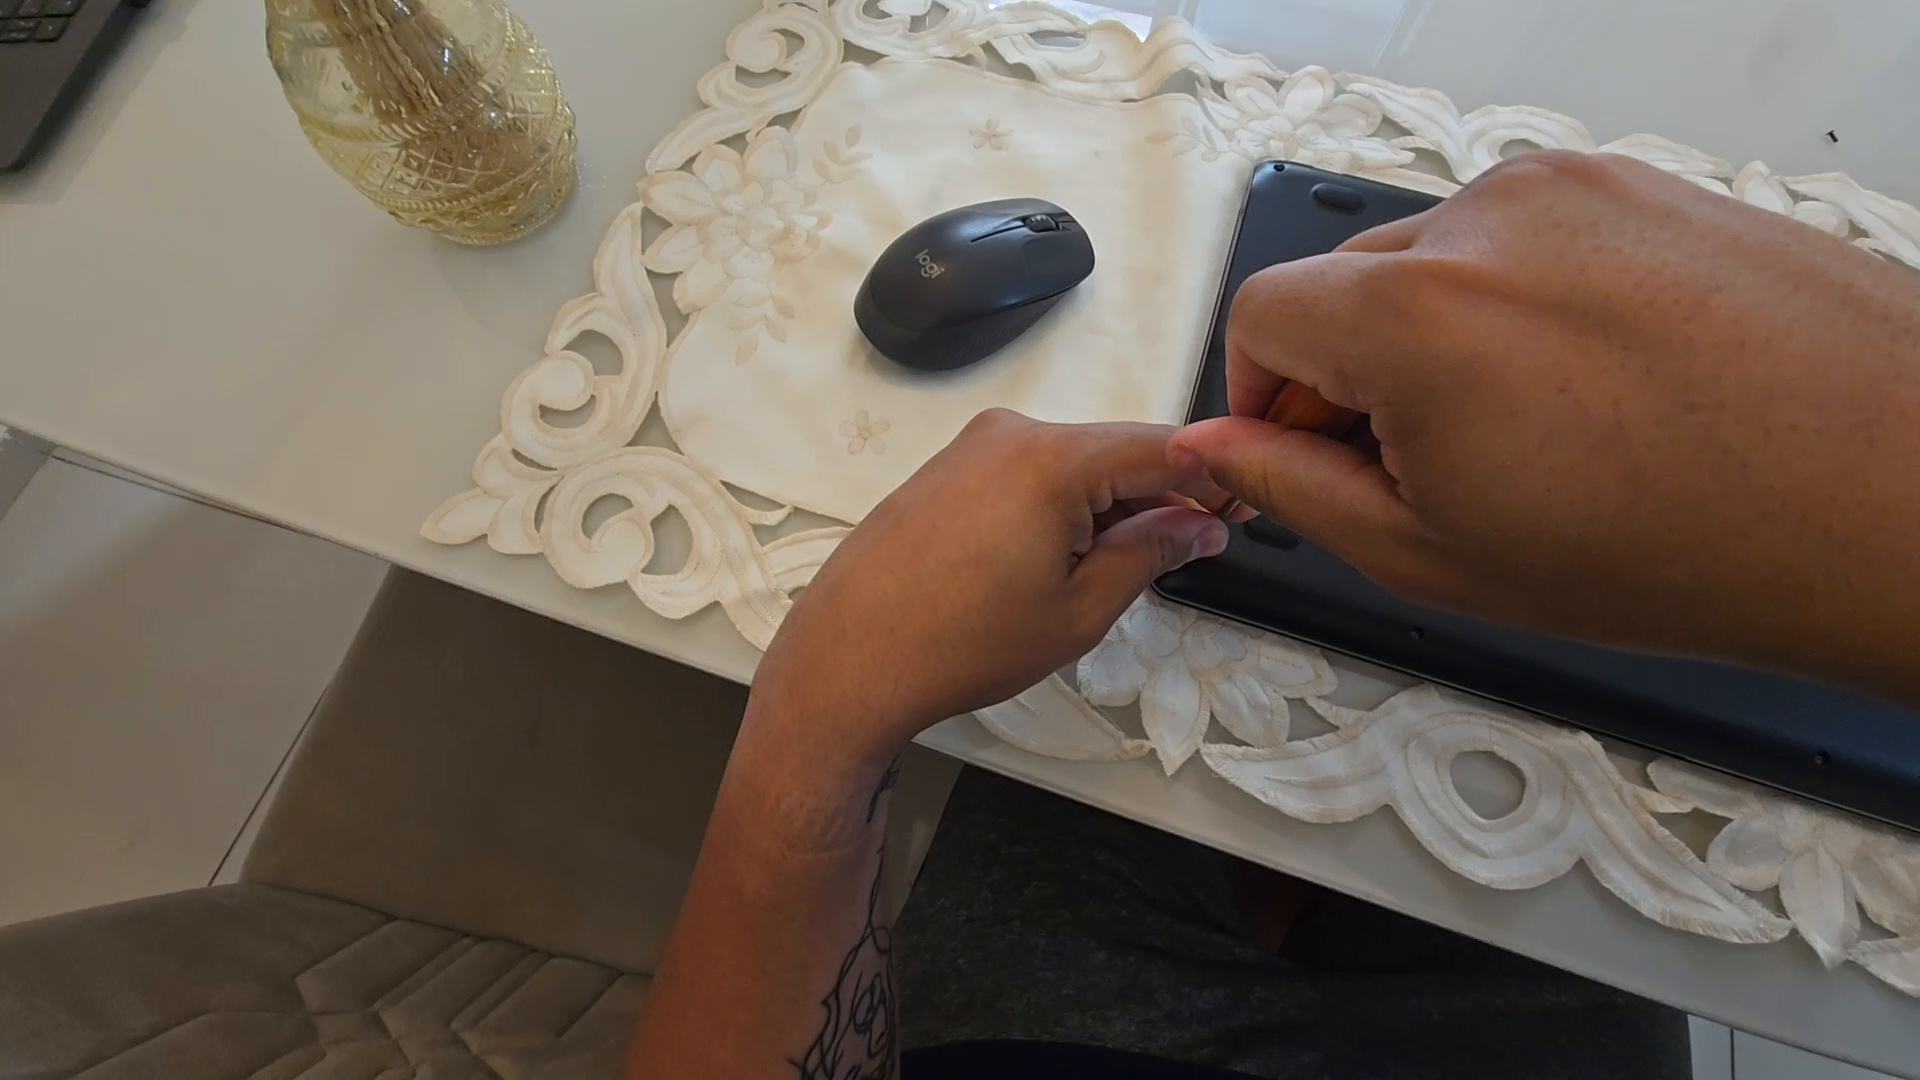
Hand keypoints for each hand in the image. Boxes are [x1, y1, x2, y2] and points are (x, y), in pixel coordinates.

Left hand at [751, 409, 1237, 765]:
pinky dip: (1057, 503)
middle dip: (1155, 496)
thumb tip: (1201, 525)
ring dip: (1104, 503)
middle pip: (1113, 451)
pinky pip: (1023, 472)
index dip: (1211, 480)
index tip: (1235, 516)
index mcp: (1053, 457)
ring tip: (1110, 564)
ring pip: (1068, 463)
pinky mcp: (944, 469)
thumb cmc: (966, 643)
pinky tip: (1055, 552)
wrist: (846, 658)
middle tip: (1180, 552)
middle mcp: (1010, 433)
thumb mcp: (1078, 610)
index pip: (1163, 448)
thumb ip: (1149, 552)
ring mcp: (969, 447)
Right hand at [1170, 151, 1919, 701]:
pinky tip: (1548, 382)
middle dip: (1331, 374)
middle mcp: (1489, 221)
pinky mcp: (1630, 186)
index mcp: (1417, 313)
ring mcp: (1571, 189)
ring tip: (1488, 425)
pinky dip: (1483, 310)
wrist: (1910, 505)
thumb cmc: (1674, 545)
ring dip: (1406, 343)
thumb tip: (1209, 446)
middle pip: (1329, 286)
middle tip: (1393, 456)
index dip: (1256, 391)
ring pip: (1408, 266)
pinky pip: (1495, 244)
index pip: (1258, 312)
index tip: (1291, 443)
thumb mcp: (1417, 547)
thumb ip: (1281, 483)